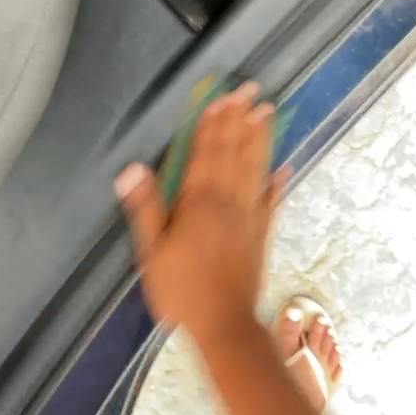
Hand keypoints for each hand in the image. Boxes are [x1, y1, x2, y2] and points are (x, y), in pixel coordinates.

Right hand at [114, 83, 286, 345]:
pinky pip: (272, 200)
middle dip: (238, 119)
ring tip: (266, 112)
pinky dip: (277, 181)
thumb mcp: (152, 251)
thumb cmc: (182, 289)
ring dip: (259, 138)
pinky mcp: (261, 233)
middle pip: (233, 152)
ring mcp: (249, 216)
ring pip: (254, 168)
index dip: (211, 123)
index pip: (205, 153)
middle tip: (248, 89)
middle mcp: (228, 201)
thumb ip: (146, 207)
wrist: (225, 325)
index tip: (219, 96)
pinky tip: (283, 166)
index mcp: (199, 202)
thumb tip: (132, 168)